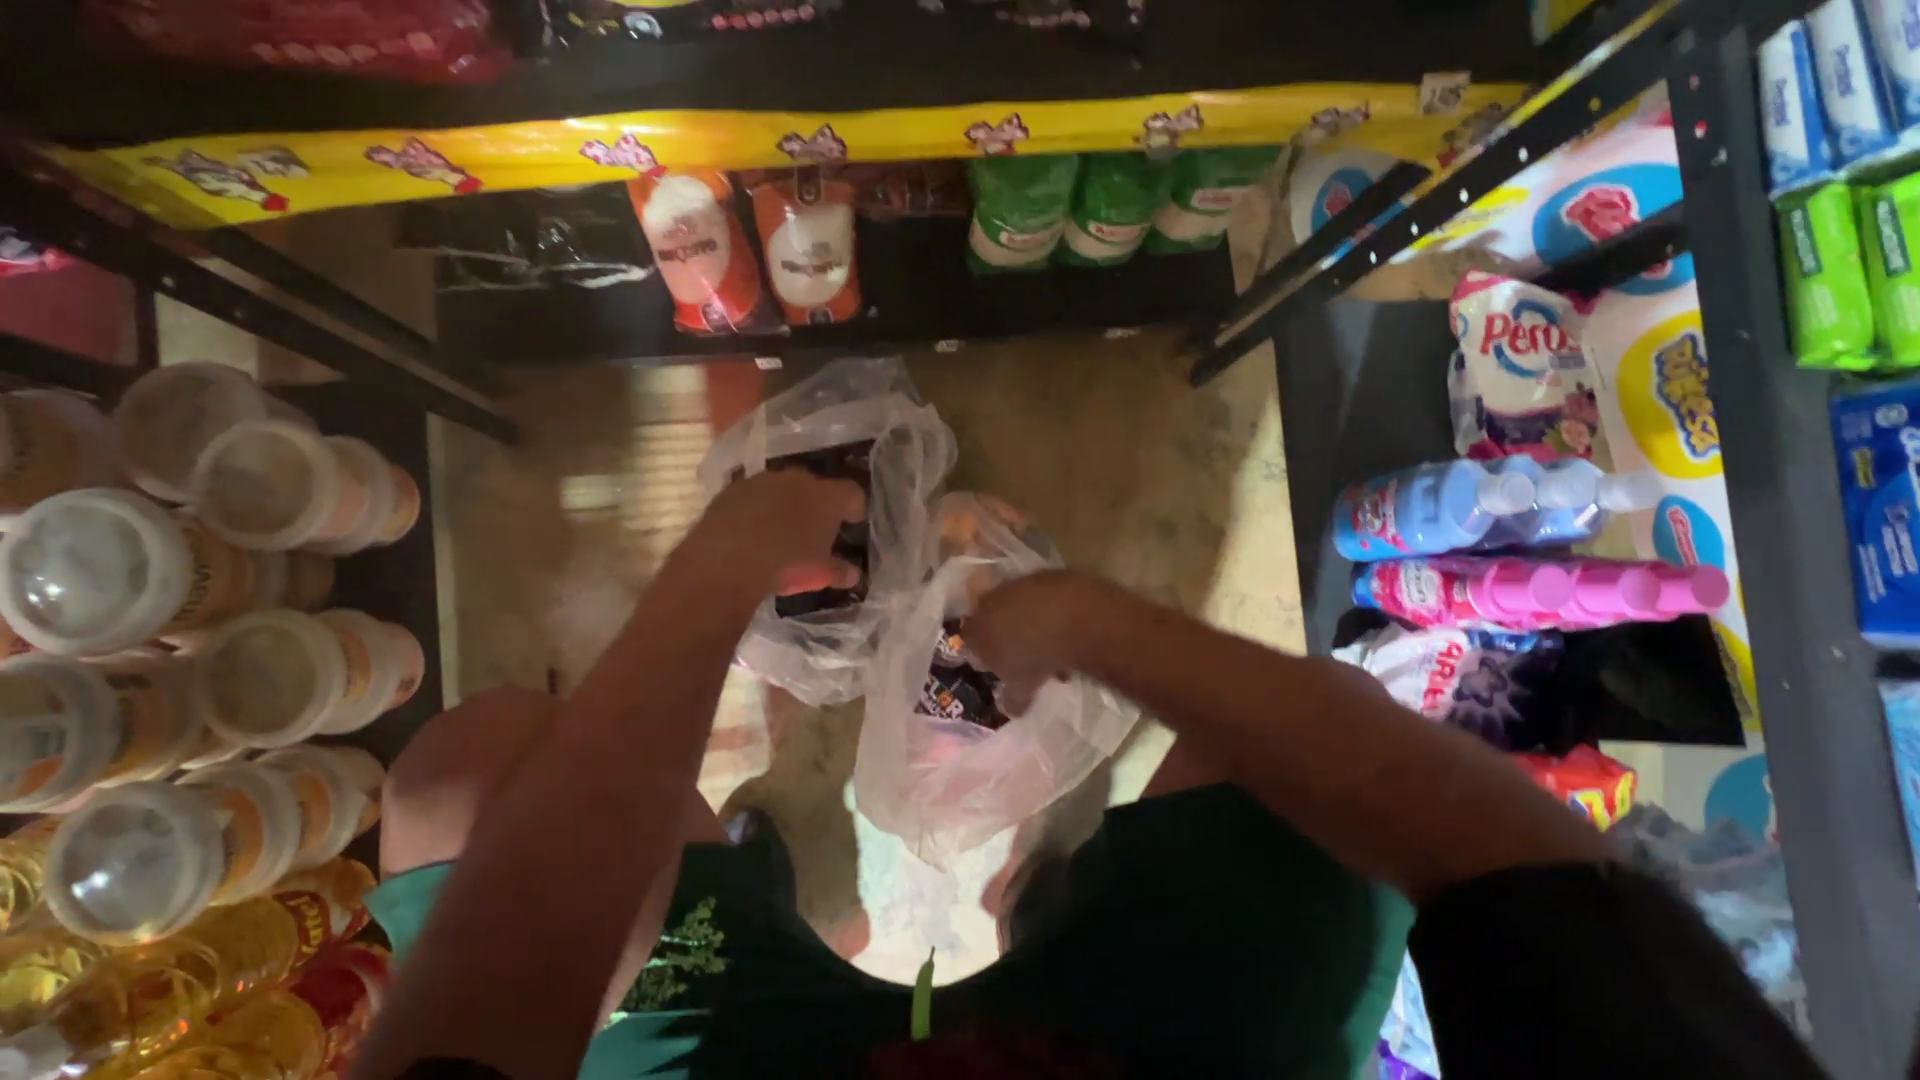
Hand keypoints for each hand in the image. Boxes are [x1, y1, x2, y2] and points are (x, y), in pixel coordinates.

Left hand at [697, 468, 865, 596]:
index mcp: (827, 497)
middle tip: (814, 529)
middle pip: (816, 487)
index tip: (851, 523)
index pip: (852, 493)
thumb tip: (853, 575)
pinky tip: (750, 531)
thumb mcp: (820, 574)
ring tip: (779, 531)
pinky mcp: (733, 489)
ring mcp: (763, 481)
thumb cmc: (787, 564)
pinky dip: (755, 509)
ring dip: (784, 505)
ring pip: (782, 489)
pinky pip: (752, 496)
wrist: (728, 560)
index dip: (854, 508)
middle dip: (816, 505)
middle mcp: (798, 480)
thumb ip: (840, 571)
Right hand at [966, 570, 1101, 715]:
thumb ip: (1012, 700)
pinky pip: (1043, 596)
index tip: (996, 665)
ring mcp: (1018, 584)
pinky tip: (1068, 626)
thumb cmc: (1036, 657)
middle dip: (1005, 634)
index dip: (981, 653)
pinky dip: (1051, 609)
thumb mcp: (1022, 687)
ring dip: (1030, 620)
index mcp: (977, 628)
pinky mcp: (1046, 574)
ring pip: (1018, 605)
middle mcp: (991, 601)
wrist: (1073, 619)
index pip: (968, 639)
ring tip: (1052, 643)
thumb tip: (1009, 710)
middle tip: (1023, 653)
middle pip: (992, 618)